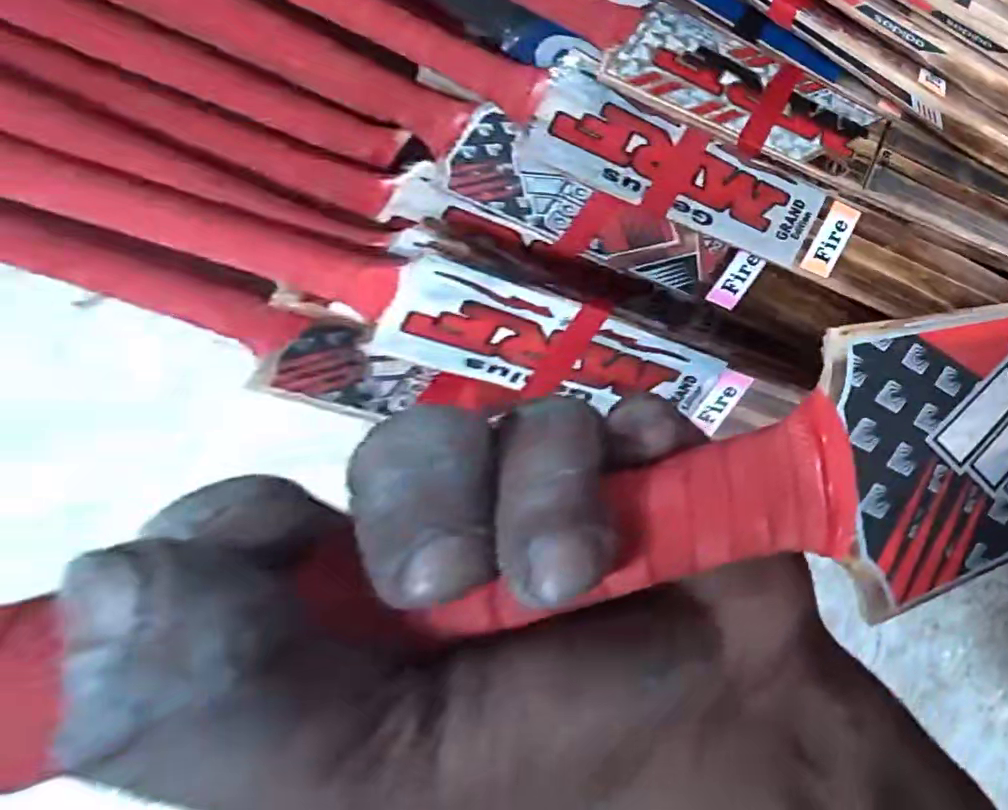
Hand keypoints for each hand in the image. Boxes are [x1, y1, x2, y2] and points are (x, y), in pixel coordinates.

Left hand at [53, 395, 984, 809]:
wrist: (723, 734)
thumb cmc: (545, 778)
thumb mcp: (362, 782)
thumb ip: (220, 708)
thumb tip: (104, 574)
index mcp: (361, 603)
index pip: (260, 516)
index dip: (246, 521)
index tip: (270, 559)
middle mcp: (459, 522)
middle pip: (402, 445)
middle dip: (418, 505)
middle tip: (448, 587)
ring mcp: (567, 480)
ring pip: (521, 421)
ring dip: (541, 494)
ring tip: (575, 577)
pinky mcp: (653, 454)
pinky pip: (628, 413)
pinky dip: (632, 449)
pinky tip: (646, 506)